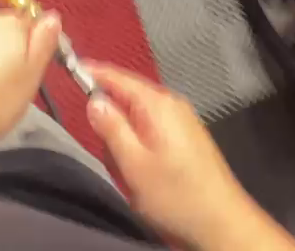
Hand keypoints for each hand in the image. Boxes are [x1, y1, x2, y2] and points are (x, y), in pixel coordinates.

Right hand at [85, 63, 294, 250]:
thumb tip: (93, 100)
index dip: (92, 72)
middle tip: (103, 148)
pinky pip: (152, 128)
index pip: (117, 76)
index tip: (68, 68)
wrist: (226, 226)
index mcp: (157, 103)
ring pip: (138, 115)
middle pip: (127, 95)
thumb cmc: (177, 196)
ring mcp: (182, 119)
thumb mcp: (135, 165)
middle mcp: (171, 103)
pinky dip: (139, 143)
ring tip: (126, 169)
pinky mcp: (187, 138)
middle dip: (110, 116)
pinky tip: (141, 170)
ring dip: (125, 136)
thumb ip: (111, 128)